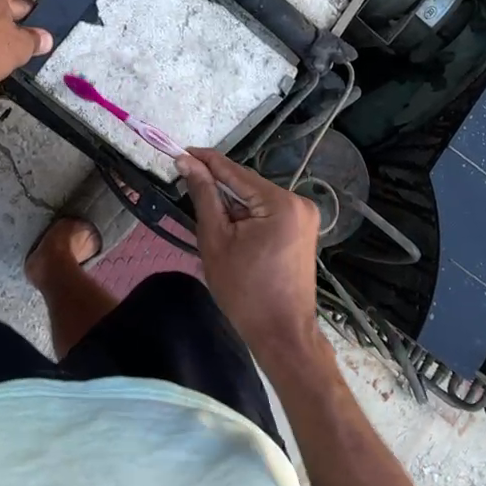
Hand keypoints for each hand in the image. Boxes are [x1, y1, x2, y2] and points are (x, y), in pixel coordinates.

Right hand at [175, 147, 323, 367]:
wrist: (282, 333)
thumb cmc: (245, 292)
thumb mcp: (215, 240)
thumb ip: (204, 196)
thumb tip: (187, 162)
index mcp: (280, 203)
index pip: (235, 171)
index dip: (205, 160)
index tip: (179, 151)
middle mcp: (298, 201)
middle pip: (247, 184)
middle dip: (218, 186)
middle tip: (186, 187)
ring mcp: (305, 215)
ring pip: (256, 198)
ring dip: (232, 204)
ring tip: (208, 220)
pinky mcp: (303, 229)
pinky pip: (268, 211)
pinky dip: (247, 215)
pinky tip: (230, 229)